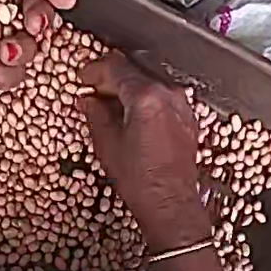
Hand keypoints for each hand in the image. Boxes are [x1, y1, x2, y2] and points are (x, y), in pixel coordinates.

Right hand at [78, 53, 210, 250]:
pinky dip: (146, 96)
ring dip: (130, 84)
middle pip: (137, 66)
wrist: (169, 204)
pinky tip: (132, 112)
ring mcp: (182, 104)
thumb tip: (89, 100)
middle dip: (113, 74)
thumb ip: (96, 115)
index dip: (95, 70)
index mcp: (146, 96)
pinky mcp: (187, 118)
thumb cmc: (140, 181)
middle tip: (94, 86)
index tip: (83, 77)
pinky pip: (164, 95)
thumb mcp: (107, 145)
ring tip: (112, 100)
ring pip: (152, 78)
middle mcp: (168, 93)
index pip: (116, 68)